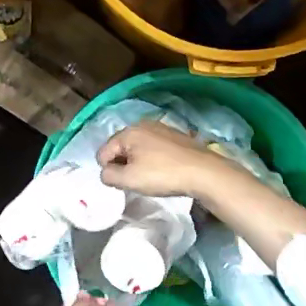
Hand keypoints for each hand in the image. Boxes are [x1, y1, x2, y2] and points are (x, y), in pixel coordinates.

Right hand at [97, 121, 239, 198]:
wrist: (203, 171)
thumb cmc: (162, 174)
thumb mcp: (129, 179)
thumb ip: (109, 175)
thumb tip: (106, 172)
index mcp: (128, 132)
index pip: (103, 152)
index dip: (108, 170)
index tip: (123, 182)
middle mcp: (142, 124)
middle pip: (120, 147)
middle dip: (122, 164)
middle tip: (136, 181)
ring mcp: (161, 128)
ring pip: (137, 147)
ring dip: (138, 162)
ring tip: (150, 177)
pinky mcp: (175, 136)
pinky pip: (153, 147)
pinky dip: (153, 158)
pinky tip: (163, 170)